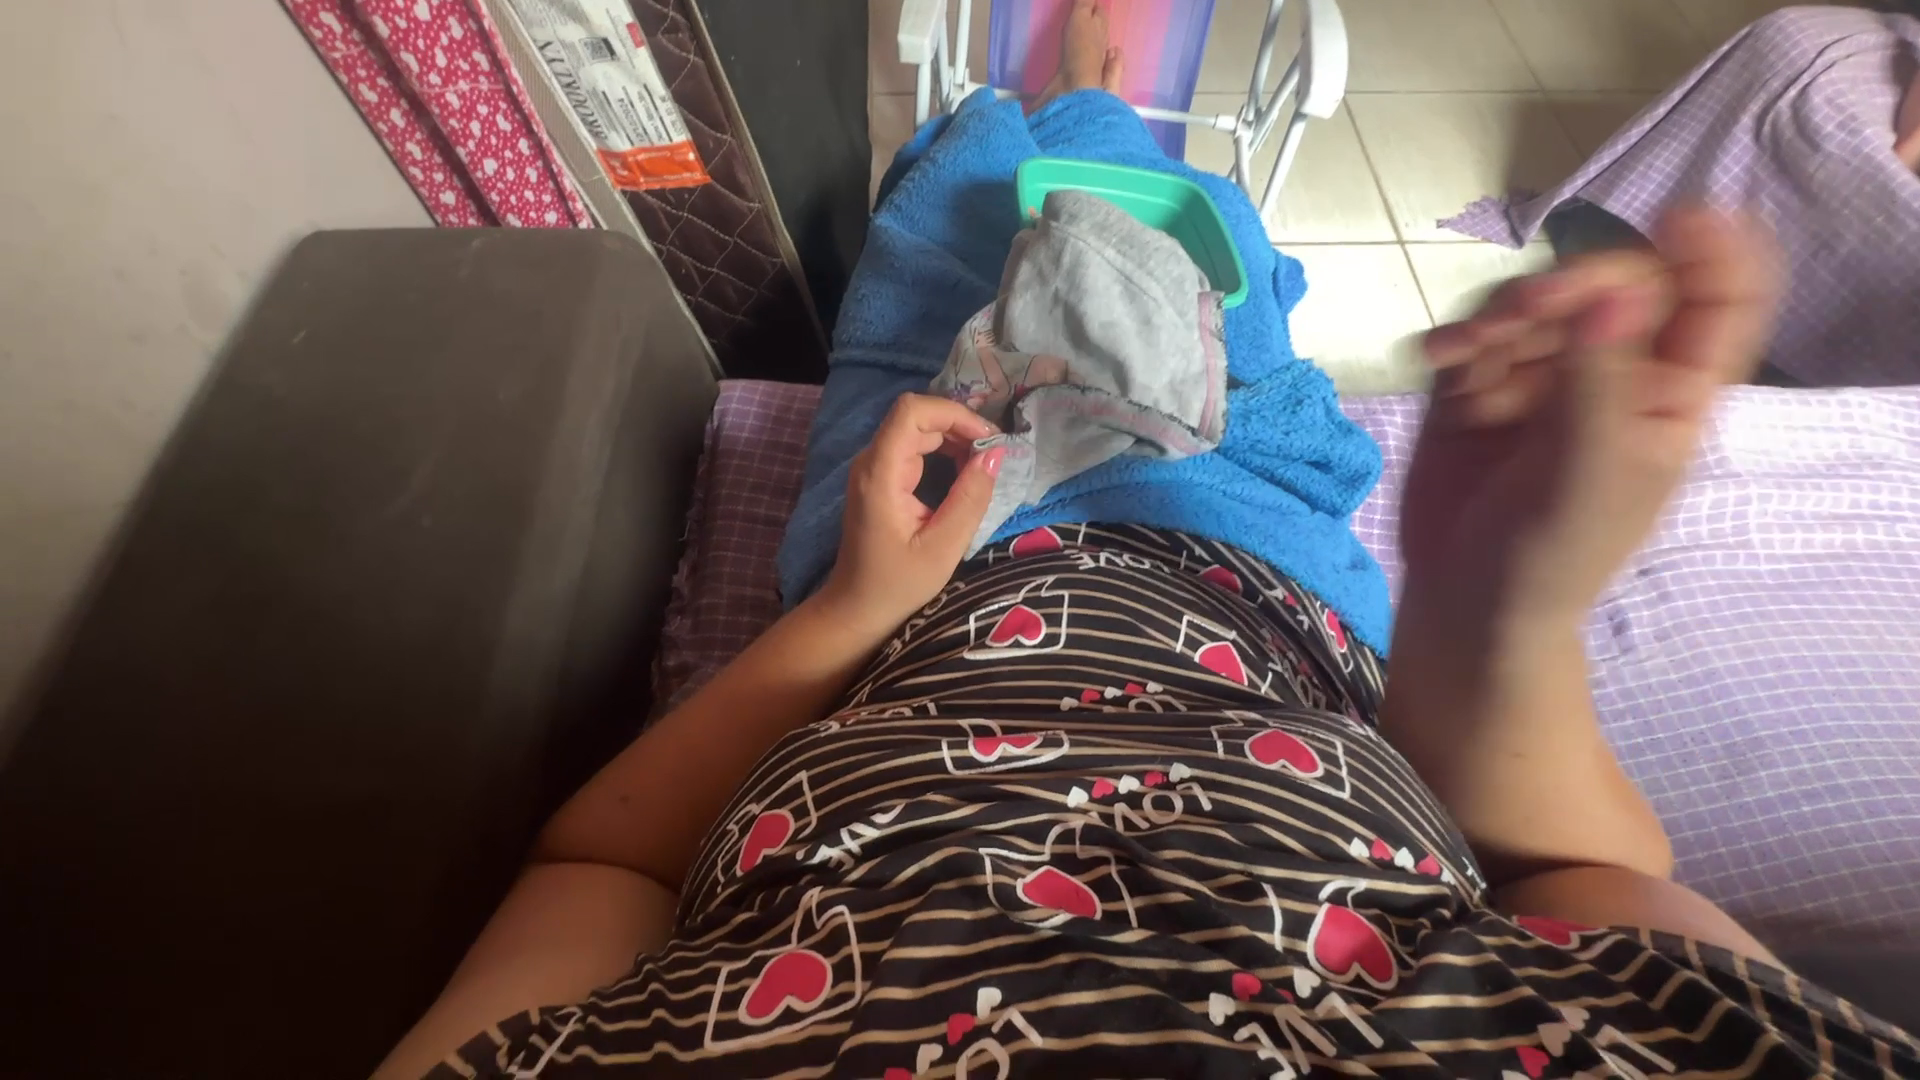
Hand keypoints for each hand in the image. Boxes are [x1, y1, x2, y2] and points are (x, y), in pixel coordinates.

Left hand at [818, 393, 1005, 638]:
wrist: (856, 607)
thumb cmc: (897, 584)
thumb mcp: (943, 547)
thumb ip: (970, 498)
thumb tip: (996, 454)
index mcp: (881, 474)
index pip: (912, 411)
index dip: (953, 413)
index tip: (987, 438)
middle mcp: (871, 461)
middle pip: (916, 416)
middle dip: (959, 425)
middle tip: (995, 453)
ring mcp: (873, 468)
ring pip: (916, 429)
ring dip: (953, 437)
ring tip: (985, 462)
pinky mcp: (880, 478)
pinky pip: (913, 447)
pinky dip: (942, 451)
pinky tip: (964, 471)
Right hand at [1400, 206, 1781, 625]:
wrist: (1466, 598)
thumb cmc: (1551, 551)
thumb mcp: (1589, 474)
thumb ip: (1598, 385)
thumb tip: (1616, 293)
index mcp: (1666, 394)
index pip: (1714, 303)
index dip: (1710, 253)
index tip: (1679, 217)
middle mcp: (1603, 376)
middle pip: (1603, 293)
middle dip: (1567, 288)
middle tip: (1526, 311)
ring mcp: (1529, 384)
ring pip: (1524, 312)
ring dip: (1495, 315)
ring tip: (1462, 348)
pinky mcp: (1467, 397)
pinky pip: (1464, 347)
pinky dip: (1448, 341)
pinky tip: (1433, 354)